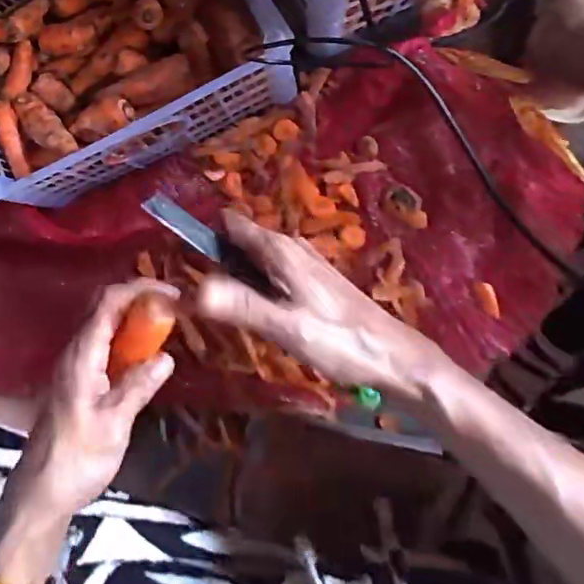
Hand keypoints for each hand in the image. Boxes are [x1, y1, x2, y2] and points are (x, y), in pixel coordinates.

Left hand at [0, 279, 178, 583]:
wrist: (44, 487)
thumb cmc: (77, 457)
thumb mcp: (113, 425)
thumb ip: (137, 387)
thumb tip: (166, 357)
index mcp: (82, 354)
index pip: (108, 302)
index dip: (138, 289)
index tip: (171, 292)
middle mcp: (76, 349)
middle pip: (104, 305)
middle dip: (137, 295)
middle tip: (173, 303)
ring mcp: (77, 361)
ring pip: (104, 321)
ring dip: (133, 314)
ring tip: (167, 319)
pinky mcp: (80, 375)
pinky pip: (105, 341)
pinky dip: (127, 335)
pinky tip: (147, 348)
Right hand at [194, 210, 456, 407]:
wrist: (398, 360)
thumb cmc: (340, 341)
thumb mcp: (283, 327)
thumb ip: (236, 305)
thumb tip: (186, 290)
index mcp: (277, 248)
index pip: (226, 223)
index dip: (203, 237)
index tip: (186, 266)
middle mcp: (287, 245)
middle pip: (237, 241)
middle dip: (217, 264)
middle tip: (210, 304)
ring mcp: (301, 262)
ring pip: (252, 259)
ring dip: (237, 279)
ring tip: (233, 315)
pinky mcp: (311, 280)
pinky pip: (269, 273)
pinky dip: (257, 288)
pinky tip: (263, 319)